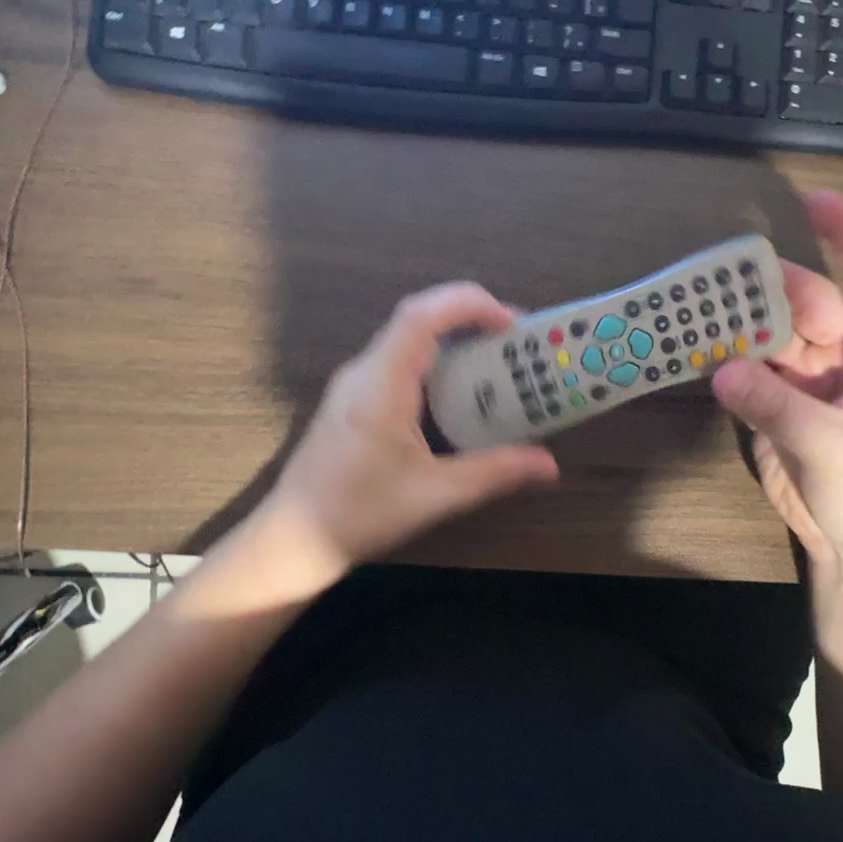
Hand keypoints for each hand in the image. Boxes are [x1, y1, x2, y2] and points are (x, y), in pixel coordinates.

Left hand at [264, 282, 561, 576]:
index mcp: (381, 385)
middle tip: (516, 342)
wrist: (294, 537)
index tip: (511, 322)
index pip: (422, 315)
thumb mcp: (435, 495)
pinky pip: (399, 364)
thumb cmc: (359, 514)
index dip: (470, 304)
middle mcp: (364, 373)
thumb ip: (494, 473)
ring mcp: (354, 385)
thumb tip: (548, 464)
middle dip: (471, 319)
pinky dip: (435, 365)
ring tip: (496, 363)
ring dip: (453, 343)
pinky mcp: (352, 402)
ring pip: (407, 341)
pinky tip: (458, 396)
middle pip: (418, 320)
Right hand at [710, 191, 842, 573]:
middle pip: (811, 300)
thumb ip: (777, 405)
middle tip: (734, 298)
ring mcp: (807, 381)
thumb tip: (722, 369)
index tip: (815, 199)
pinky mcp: (775, 406)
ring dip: (740, 325)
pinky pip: (746, 371)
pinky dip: (723, 361)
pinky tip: (697, 351)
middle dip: (778, 293)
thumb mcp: (835, 448)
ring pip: (772, 333)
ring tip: (700, 314)